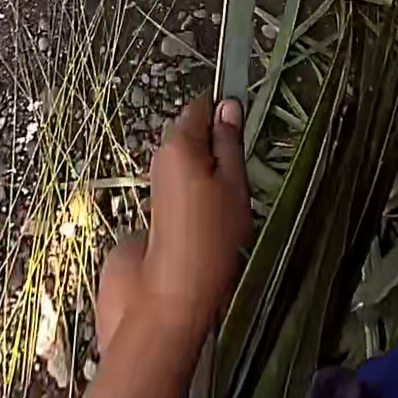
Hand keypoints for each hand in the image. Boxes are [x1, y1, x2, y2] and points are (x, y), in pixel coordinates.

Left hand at [142, 97, 251, 341]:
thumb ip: (230, 141)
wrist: (173, 292)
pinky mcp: (156, 200)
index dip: (223, 111)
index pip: (200, 106)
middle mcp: (161, 153)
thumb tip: (229, 106)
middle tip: (238, 172)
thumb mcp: (233, 183)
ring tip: (227, 199)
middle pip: (192, 131)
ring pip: (187, 157)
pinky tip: (210, 215)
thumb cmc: (210, 236)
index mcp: (179, 142)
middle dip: (215, 143)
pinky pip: (180, 180)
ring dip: (206, 168)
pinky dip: (196, 188)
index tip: (242, 128)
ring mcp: (156, 177)